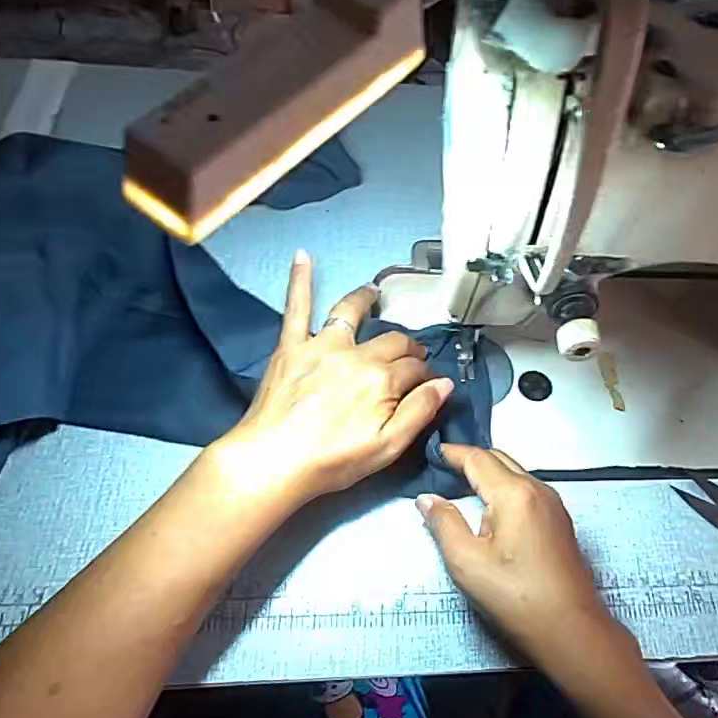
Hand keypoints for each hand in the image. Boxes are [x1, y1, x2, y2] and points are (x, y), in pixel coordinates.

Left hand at [206, 251, 452, 507]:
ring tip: (374, 294)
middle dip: (406, 347)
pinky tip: (302, 256)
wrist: (273, 461)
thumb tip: (444, 384)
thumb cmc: (331, 461)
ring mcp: (321, 346)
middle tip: (410, 354)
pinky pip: (297, 308)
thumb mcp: (387, 447)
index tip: (426, 383)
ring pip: (350, 312)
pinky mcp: (290, 347)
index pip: (414, 369)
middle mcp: (355, 354)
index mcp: (382, 379)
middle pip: (390, 341)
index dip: (425, 375)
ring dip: (365, 300)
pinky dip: (300, 281)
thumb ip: (419, 412)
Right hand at [416, 444, 641, 690]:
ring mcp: (554, 505)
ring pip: (515, 473)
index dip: (452, 453)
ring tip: (461, 484)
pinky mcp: (559, 522)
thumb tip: (427, 499)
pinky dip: (504, 487)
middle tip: (442, 467)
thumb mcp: (467, 562)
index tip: (431, 452)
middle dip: (470, 459)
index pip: (478, 459)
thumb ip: (443, 523)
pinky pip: (527, 490)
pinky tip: (490, 507)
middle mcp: (539, 490)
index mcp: (515, 494)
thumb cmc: (516, 597)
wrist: (571, 631)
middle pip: (499, 459)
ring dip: (489, 472)